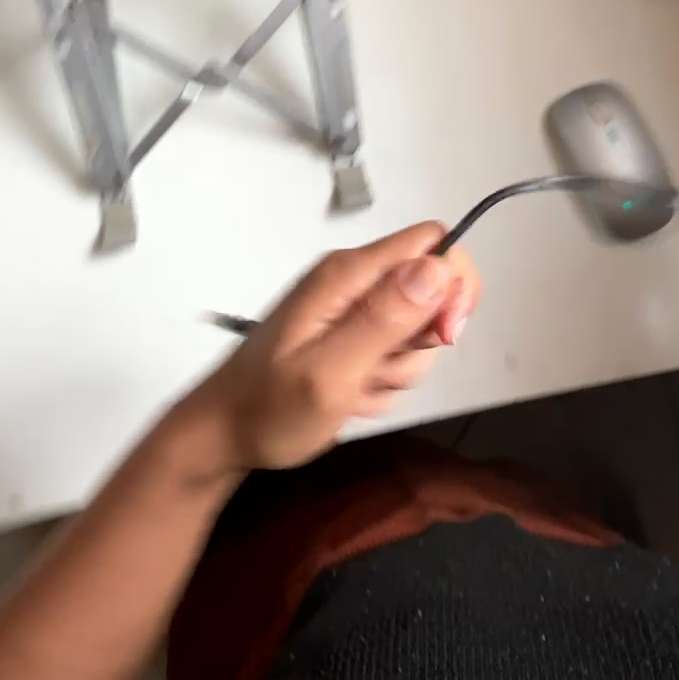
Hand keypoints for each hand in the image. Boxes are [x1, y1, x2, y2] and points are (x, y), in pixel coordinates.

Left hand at [181, 222, 479, 471]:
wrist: (224, 434)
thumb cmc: (267, 408)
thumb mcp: (329, 371)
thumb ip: (384, 320)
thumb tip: (437, 268)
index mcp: (348, 274)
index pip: (433, 244)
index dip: (454, 284)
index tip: (444, 336)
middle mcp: (354, 280)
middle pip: (433, 289)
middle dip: (424, 339)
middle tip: (381, 370)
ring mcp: (353, 308)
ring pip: (418, 328)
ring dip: (400, 367)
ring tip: (357, 387)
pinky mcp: (352, 334)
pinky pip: (397, 352)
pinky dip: (385, 380)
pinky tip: (352, 394)